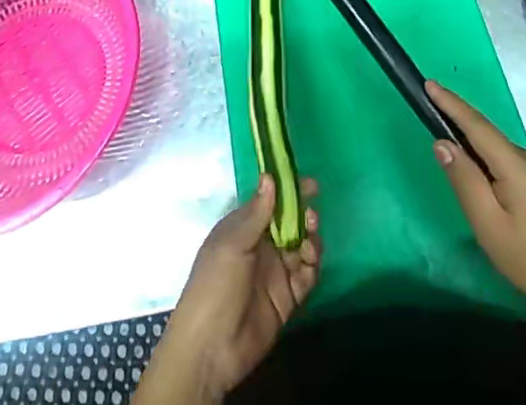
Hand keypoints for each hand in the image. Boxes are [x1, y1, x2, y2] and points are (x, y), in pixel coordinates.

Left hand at [135, 174, 320, 404]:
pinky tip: (311, 260)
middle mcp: (259, 247)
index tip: (308, 184)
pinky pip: (306, 276)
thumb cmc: (215, 285)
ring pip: (301, 247)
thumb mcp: (232, 245)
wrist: (212, 348)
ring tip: (310, 237)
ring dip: (310, 239)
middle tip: (313, 214)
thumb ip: (256, 214)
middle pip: (288, 224)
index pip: (267, 203)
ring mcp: (274, 273)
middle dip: (302, 215)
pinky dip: (312, 266)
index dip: (286, 192)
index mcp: (240, 229)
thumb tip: (269, 177)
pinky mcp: (287, 298)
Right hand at [427, 80, 525, 318]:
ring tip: (439, 125)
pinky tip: (468, 159)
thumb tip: (442, 143)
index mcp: (514, 165)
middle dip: (455, 112)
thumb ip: (464, 179)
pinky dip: (479, 149)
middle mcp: (525, 160)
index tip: (428, 83)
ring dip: (466, 132)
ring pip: (492, 144)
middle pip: (485, 130)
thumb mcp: (488, 222)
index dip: (451, 103)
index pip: (476, 125)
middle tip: (426, 99)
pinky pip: (500, 157)